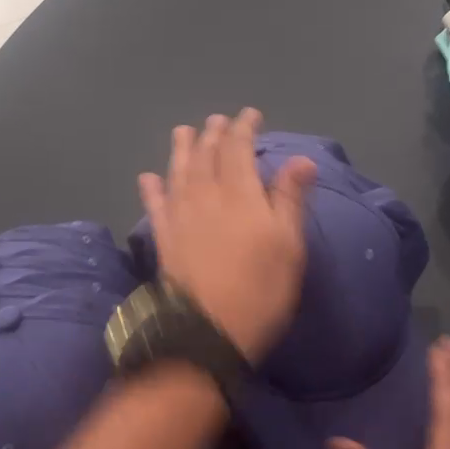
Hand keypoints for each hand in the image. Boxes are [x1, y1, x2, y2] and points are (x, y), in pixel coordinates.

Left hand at [138, 109, 316, 361]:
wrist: (205, 333)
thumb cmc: (259, 289)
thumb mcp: (289, 245)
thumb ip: (290, 198)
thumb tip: (301, 158)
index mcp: (240, 194)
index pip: (239, 150)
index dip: (244, 129)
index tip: (250, 115)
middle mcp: (206, 197)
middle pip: (206, 156)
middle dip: (213, 135)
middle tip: (217, 120)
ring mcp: (181, 218)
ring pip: (179, 173)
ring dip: (182, 150)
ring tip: (183, 132)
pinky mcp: (165, 240)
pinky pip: (156, 206)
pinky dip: (153, 189)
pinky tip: (149, 177)